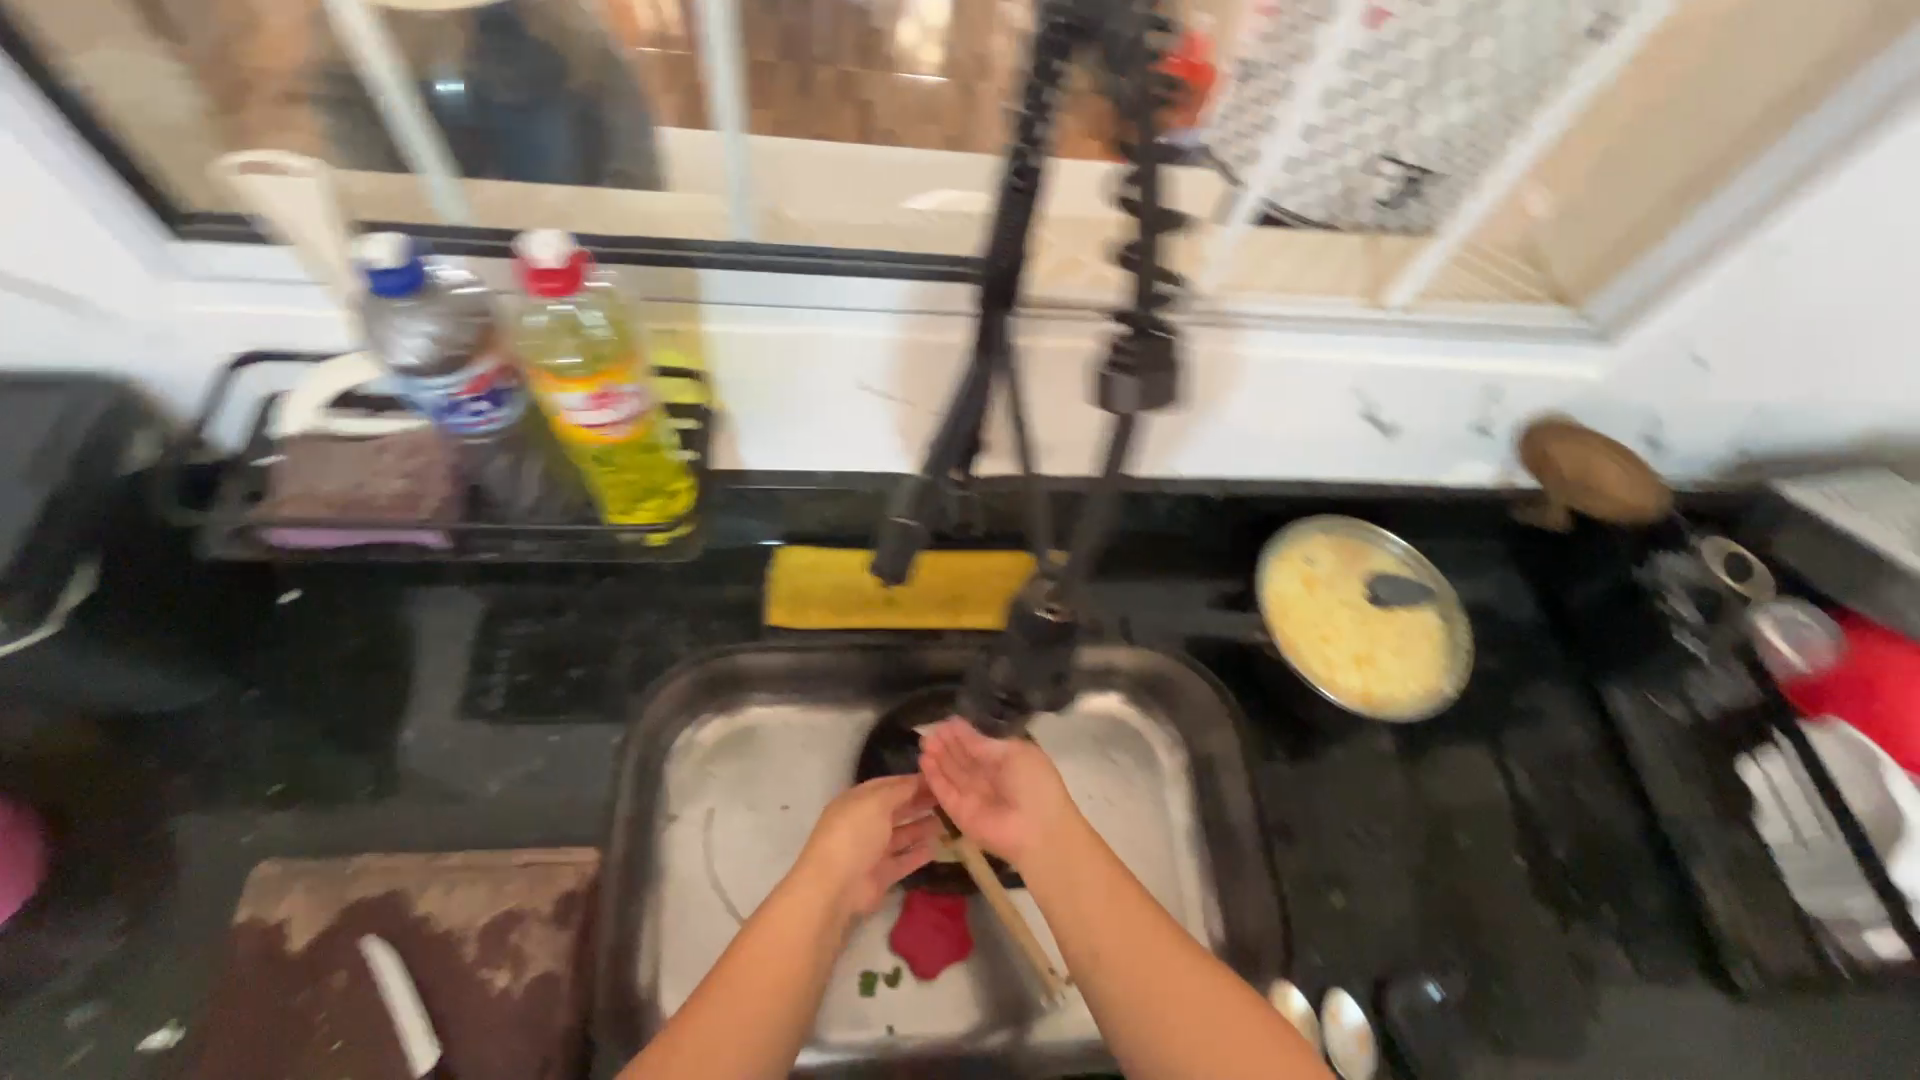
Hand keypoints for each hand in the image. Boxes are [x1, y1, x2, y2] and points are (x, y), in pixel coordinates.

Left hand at [793, 775, 942, 921]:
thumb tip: (919, 780)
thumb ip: (900, 790)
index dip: (912, 781)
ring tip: (948, 820)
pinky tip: (938, 847)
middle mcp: (865, 823)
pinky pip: (904, 860)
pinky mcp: (881, 874)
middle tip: (948, 798)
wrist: (835, 885)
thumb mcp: (876, 802)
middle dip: (920, 802)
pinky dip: (919, 854)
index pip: (888, 785)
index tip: (938, 779)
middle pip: (897, 809)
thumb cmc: (854, 833)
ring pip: (902, 835)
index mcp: (858, 801)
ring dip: (922, 827)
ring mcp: (873, 850)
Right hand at [919, 718, 1084, 869]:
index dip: (963, 735)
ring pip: (952, 773)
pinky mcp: (959, 813)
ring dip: (938, 757)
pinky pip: (944, 792)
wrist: (1037, 830)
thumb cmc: (1034, 785)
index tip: (946, 722)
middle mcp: (989, 779)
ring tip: (924, 740)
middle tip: (930, 730)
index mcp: (1007, 763)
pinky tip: (924, 760)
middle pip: (964, 759)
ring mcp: (973, 797)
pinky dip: (934, 777)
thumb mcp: (1015, 753)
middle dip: (947, 744)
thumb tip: (964, 732)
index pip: (980, 746)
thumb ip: (985, 744)